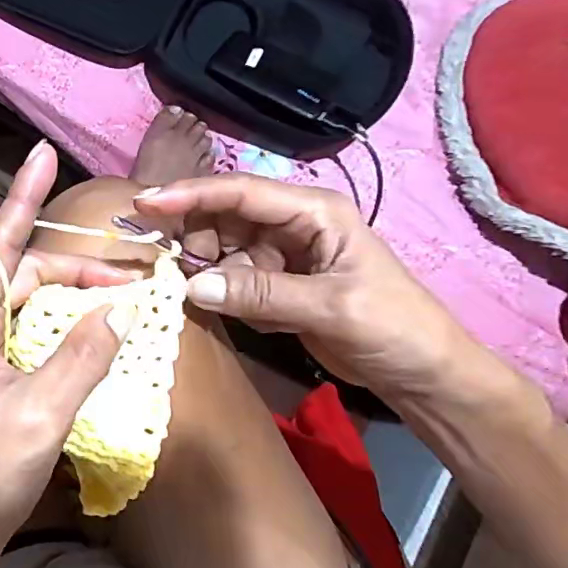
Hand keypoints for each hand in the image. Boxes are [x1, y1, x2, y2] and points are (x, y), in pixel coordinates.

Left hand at [0, 141, 135, 562]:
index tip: (43, 154)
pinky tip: (90, 324)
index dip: (23, 198)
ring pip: (24, 298)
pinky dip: (58, 320)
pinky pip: (24, 325)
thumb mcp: (41, 415)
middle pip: (19, 273)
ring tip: (119, 296)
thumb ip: (83, 355)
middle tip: (131, 279)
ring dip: (70, 295)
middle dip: (74, 269)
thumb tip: (123, 307)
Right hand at [134, 174, 498, 402]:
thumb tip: (192, 285)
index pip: (241, 193)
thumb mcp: (331, 307)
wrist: (423, 375)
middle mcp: (292, 226)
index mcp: (313, 212)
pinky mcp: (276, 286)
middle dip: (189, 233)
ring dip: (201, 267)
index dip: (191, 195)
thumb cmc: (394, 328)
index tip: (145, 203)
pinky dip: (219, 292)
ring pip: (223, 250)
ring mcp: (282, 257)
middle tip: (153, 257)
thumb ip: (261, 294)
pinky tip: (219, 309)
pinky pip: (232, 280)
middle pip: (224, 217)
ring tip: (179, 287)